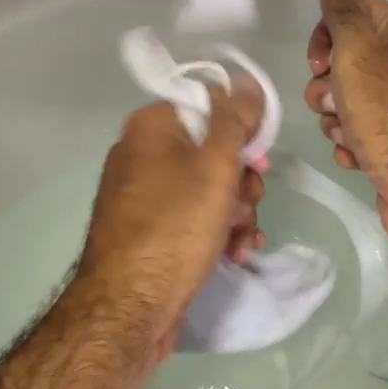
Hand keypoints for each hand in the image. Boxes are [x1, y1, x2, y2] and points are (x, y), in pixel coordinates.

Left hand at [76, 79, 267, 358]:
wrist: (129, 308)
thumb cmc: (174, 228)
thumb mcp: (214, 167)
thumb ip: (234, 120)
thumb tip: (245, 80)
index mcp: (150, 127)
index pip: (207, 105)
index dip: (240, 130)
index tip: (258, 160)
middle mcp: (142, 155)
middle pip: (211, 150)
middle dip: (241, 181)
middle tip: (246, 204)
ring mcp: (143, 198)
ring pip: (208, 189)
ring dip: (236, 212)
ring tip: (239, 238)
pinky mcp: (150, 233)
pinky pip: (193, 219)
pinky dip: (217, 232)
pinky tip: (234, 254)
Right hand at [304, 0, 387, 304]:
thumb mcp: (358, 53)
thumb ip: (342, 5)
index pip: (350, 13)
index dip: (325, 43)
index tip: (320, 68)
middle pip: (347, 59)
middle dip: (329, 88)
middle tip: (338, 107)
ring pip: (351, 99)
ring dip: (338, 120)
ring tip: (352, 138)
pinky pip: (366, 129)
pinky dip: (356, 143)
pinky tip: (361, 158)